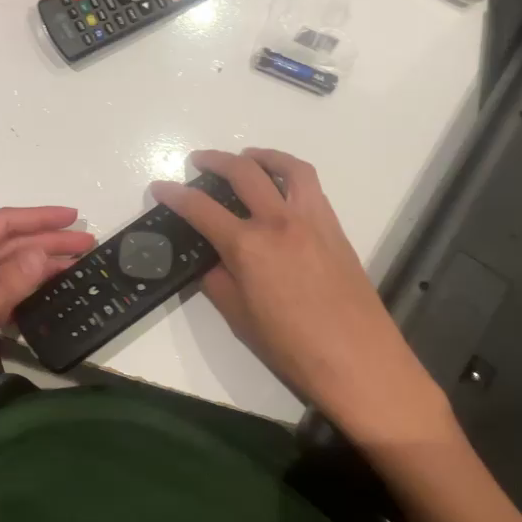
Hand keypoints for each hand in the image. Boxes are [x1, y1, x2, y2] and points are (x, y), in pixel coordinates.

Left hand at [0, 207, 93, 415]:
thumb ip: (4, 285)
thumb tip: (42, 253)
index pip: (3, 224)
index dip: (40, 218)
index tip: (74, 217)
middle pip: (8, 244)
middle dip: (46, 242)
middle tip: (87, 247)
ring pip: (5, 268)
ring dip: (37, 267)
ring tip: (75, 269)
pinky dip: (22, 293)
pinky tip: (44, 298)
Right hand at [151, 150, 449, 446]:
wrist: (361, 365)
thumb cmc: (293, 349)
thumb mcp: (239, 318)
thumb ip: (218, 280)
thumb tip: (212, 259)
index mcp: (249, 247)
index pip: (201, 208)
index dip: (174, 195)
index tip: (159, 188)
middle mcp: (279, 223)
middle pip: (243, 172)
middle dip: (214, 160)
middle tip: (197, 163)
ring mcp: (312, 222)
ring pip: (288, 168)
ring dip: (261, 156)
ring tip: (246, 158)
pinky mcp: (336, 230)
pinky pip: (311, 188)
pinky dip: (290, 176)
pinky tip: (280, 191)